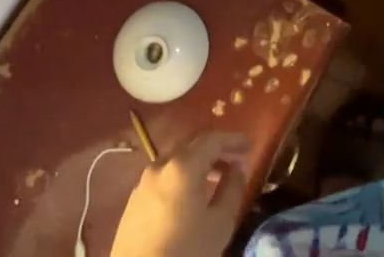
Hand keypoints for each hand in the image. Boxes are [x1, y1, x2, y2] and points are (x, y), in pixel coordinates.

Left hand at [109, 130, 251, 256]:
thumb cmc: (186, 253)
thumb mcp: (220, 224)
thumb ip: (232, 189)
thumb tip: (237, 168)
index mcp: (183, 167)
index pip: (213, 139)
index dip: (234, 140)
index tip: (251, 147)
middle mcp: (160, 166)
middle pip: (191, 144)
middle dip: (215, 147)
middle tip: (235, 158)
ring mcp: (142, 183)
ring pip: (175, 159)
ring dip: (197, 161)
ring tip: (214, 178)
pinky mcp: (133, 201)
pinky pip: (162, 176)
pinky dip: (180, 175)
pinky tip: (189, 196)